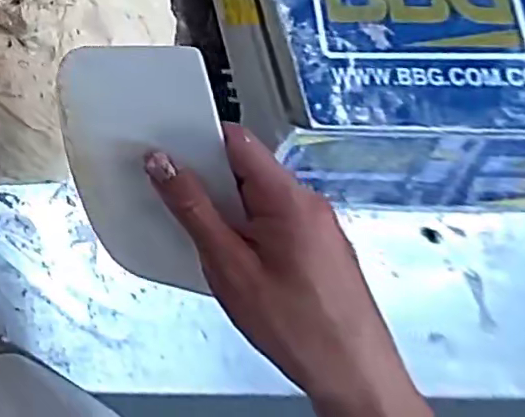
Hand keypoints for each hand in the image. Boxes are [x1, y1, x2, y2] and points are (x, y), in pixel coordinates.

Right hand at [146, 127, 429, 416]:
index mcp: (289, 197)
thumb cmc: (303, 331)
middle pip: (244, 164)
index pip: (235, 138)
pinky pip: (273, 215)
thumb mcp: (228, 265)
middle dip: (210, 180)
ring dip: (229, 207)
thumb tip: (163, 164)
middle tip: (187, 206)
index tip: (169, 153)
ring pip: (257, 192)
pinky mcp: (320, 245)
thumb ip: (191, 207)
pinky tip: (239, 259)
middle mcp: (309, 203)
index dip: (197, 138)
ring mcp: (319, 224)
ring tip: (216, 243)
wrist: (361, 386)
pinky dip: (248, 225)